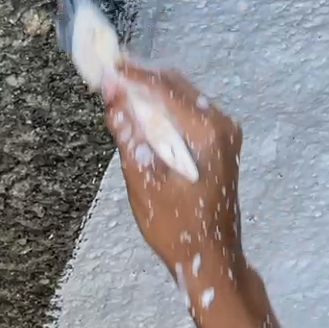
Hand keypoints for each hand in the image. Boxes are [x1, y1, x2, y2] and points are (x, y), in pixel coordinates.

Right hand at [105, 63, 318, 327]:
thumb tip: (110, 91)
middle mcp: (221, 123)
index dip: (132, 74)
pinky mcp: (220, 140)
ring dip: (150, 86)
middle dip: (140, 75)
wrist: (212, 263)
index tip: (104, 64)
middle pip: (175, 83)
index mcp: (207, 131)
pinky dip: (161, 101)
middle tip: (107, 69)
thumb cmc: (176, 228)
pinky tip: (140, 105)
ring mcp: (224, 131)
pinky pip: (187, 107)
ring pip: (181, 92)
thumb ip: (127, 133)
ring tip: (118, 83)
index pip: (163, 88)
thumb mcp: (143, 181)